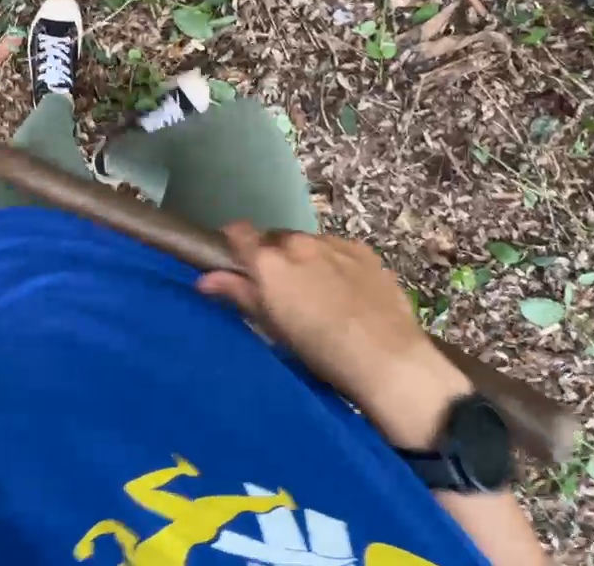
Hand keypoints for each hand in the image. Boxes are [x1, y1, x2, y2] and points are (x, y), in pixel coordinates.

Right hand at [197, 222, 469, 446]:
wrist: (389, 360)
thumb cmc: (320, 350)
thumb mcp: (272, 326)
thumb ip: (238, 294)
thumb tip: (204, 279)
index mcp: (269, 261)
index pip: (239, 233)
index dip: (235, 244)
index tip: (238, 261)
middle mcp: (297, 243)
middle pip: (275, 239)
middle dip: (274, 257)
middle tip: (283, 290)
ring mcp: (333, 244)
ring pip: (307, 244)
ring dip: (305, 259)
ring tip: (318, 294)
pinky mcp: (363, 251)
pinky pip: (337, 249)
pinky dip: (334, 262)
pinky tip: (346, 291)